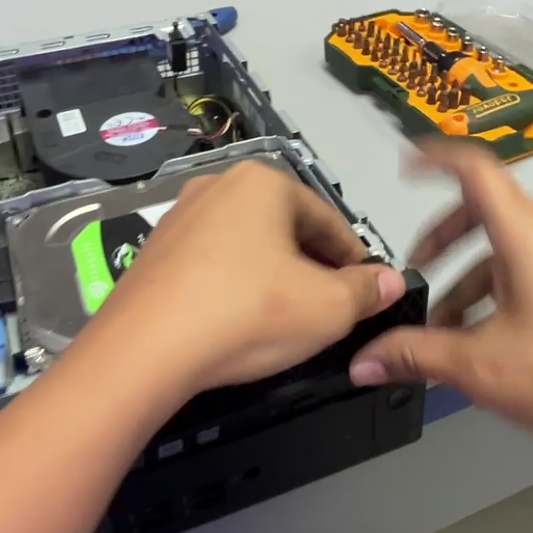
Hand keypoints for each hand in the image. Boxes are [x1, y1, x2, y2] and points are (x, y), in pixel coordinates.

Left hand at [84, 159, 406, 394]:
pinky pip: (210, 261)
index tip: (368, 291)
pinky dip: (233, 283)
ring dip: (273, 274)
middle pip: (285, 227)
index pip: (327, 220)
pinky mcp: (153, 251)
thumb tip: (389, 280)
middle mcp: (217, 185)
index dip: (355, 259)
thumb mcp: (327, 308)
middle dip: (312, 265)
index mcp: (262, 182)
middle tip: (330, 307)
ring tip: (286, 315)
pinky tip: (237, 317)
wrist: (143, 351)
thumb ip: (366, 291)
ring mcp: (179, 216)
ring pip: (246, 244)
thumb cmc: (248, 313)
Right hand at [348, 142, 532, 488]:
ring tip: (447, 327)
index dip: (433, 157)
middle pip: (485, 208)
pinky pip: (532, 261)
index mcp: (528, 234)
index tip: (403, 164)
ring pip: (508, 241)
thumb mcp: (482, 367)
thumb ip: (415, 355)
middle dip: (442, 239)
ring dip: (469, 274)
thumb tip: (362, 361)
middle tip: (417, 271)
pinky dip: (499, 283)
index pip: (474, 168)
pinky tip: (489, 334)